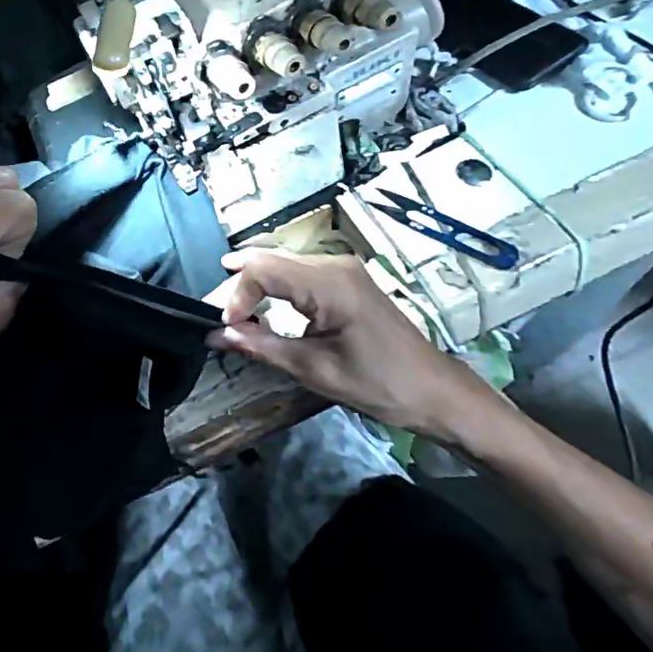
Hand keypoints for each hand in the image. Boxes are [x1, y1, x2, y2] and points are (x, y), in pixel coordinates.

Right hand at [203, 250, 501, 440]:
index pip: (263, 269)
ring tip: (229, 312)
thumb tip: (217, 335)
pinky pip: (295, 270)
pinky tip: (257, 302)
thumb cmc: (381, 386)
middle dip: (236, 287)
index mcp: (330, 284)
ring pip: (279, 261)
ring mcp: (340, 267)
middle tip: (214, 318)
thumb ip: (262, 347)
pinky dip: (271, 285)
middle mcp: (333, 264)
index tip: (227, 327)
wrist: (437, 392)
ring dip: (251, 285)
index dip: (236, 295)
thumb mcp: (316, 371)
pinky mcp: (343, 276)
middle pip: (267, 260)